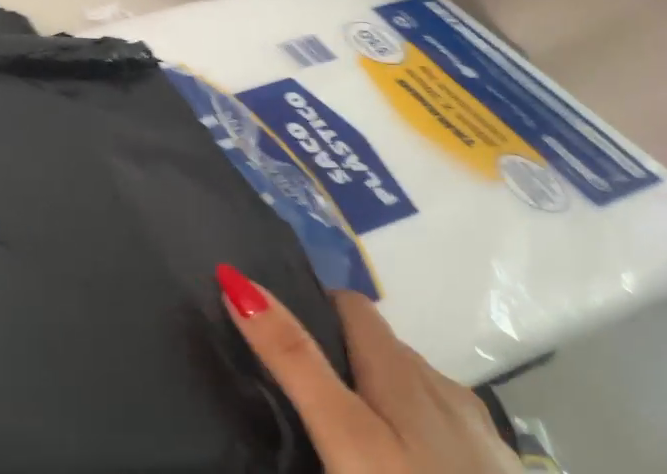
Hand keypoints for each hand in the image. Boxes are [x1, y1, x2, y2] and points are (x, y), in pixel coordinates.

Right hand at [217, 264, 520, 472]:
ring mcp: (480, 435)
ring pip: (417, 389)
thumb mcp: (341, 430)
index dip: (314, 305)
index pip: (353, 306)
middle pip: (383, 347)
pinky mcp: (497, 473)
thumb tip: (236, 278)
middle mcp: (445, 390)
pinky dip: (415, 429)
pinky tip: (401, 462)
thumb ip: (293, 358)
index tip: (277, 328)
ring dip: (379, 391)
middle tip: (301, 383)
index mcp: (403, 371)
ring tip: (346, 424)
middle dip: (341, 352)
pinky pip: (446, 429)